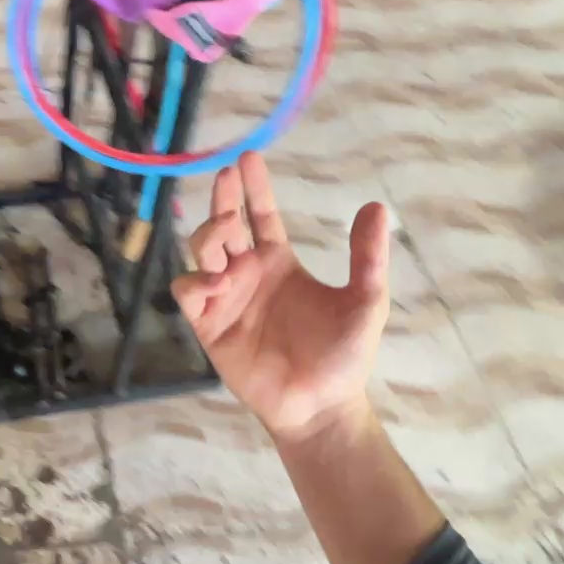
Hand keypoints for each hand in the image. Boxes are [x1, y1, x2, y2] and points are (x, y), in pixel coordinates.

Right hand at [171, 152, 392, 443]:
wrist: (320, 406)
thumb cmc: (342, 355)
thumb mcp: (365, 301)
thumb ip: (367, 256)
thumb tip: (375, 206)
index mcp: (277, 262)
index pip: (259, 215)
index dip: (253, 188)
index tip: (247, 158)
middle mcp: (246, 272)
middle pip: (223, 225)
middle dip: (222, 198)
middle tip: (226, 178)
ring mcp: (224, 296)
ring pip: (201, 251)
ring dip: (208, 235)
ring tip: (226, 232)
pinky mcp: (207, 324)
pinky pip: (188, 291)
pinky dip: (195, 282)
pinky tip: (216, 284)